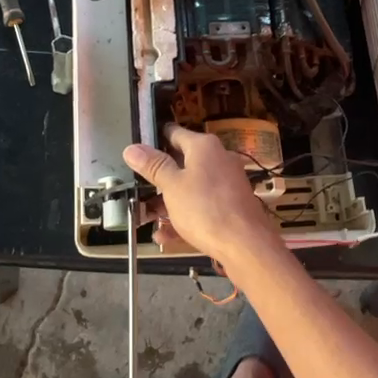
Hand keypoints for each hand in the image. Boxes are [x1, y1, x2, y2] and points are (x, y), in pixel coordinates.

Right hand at [124, 125, 286, 269]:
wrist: (245, 245)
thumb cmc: (205, 208)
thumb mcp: (172, 186)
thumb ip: (153, 166)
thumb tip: (132, 148)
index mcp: (204, 147)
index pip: (175, 133)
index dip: (154, 139)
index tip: (136, 150)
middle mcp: (218, 159)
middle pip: (182, 163)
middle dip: (159, 178)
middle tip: (136, 189)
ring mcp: (226, 183)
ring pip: (191, 188)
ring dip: (168, 202)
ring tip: (147, 218)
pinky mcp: (230, 206)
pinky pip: (201, 206)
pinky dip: (183, 217)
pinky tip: (164, 236)